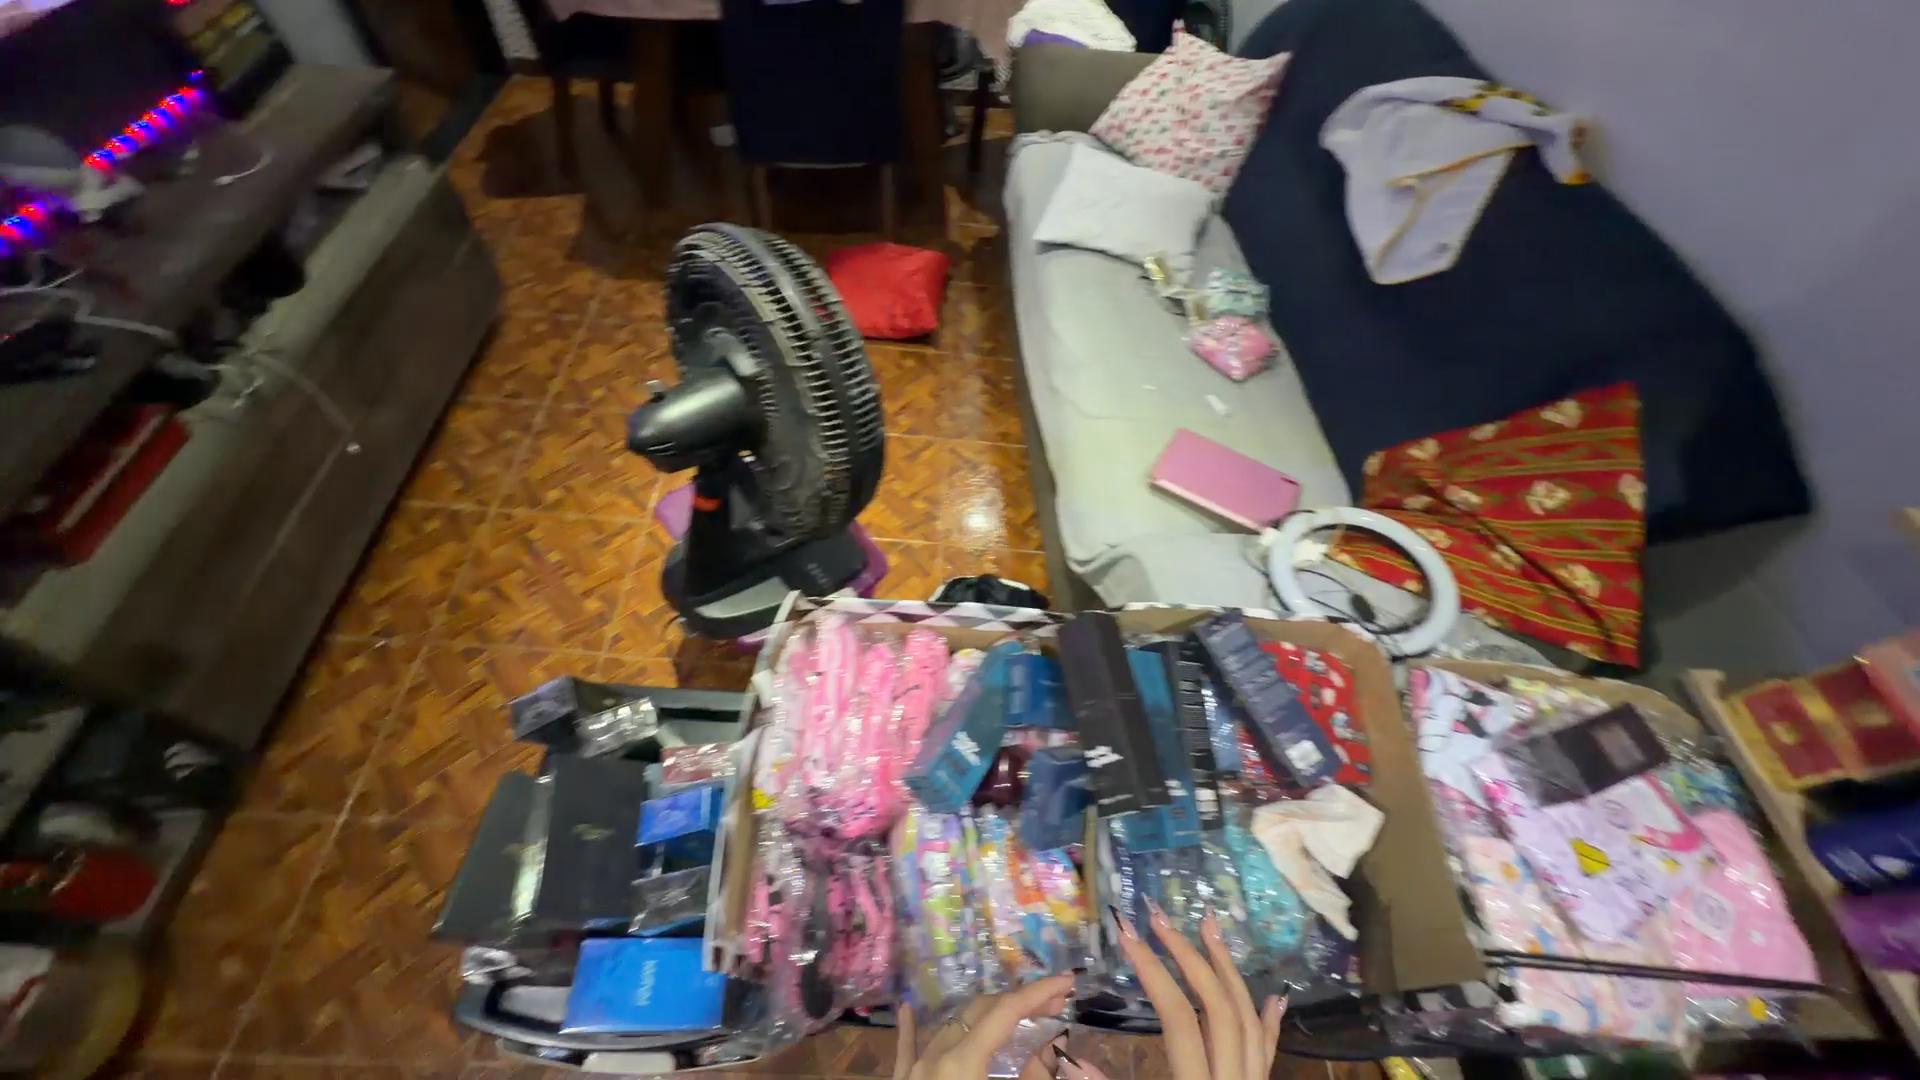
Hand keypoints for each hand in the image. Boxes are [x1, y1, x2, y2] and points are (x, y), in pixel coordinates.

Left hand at [893, 974, 1075, 1079]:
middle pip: (983, 1011)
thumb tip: (1054, 1044)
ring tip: (1016, 1014)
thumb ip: (1033, 1078)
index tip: (1068, 980)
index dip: (1040, 992)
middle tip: (1054, 1002)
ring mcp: (914, 1068)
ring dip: (986, 1016)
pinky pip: (906, 1048)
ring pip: (953, 1025)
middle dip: (1020, 1001)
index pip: (1008, 1012)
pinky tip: (907, 1007)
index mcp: (964, 1060)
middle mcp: (938, 1054)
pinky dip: (911, 1027)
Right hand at [1064, 905, 1284, 1079]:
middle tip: (1157, 918)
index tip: (1125, 935)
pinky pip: (1269, 1055)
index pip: (1179, 1018)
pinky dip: (1269, 1021)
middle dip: (1187, 955)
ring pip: (1248, 1018)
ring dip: (1227, 968)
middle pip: (1219, 1006)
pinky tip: (1271, 996)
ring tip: (1207, 925)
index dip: (1153, 971)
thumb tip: (1066, 1064)